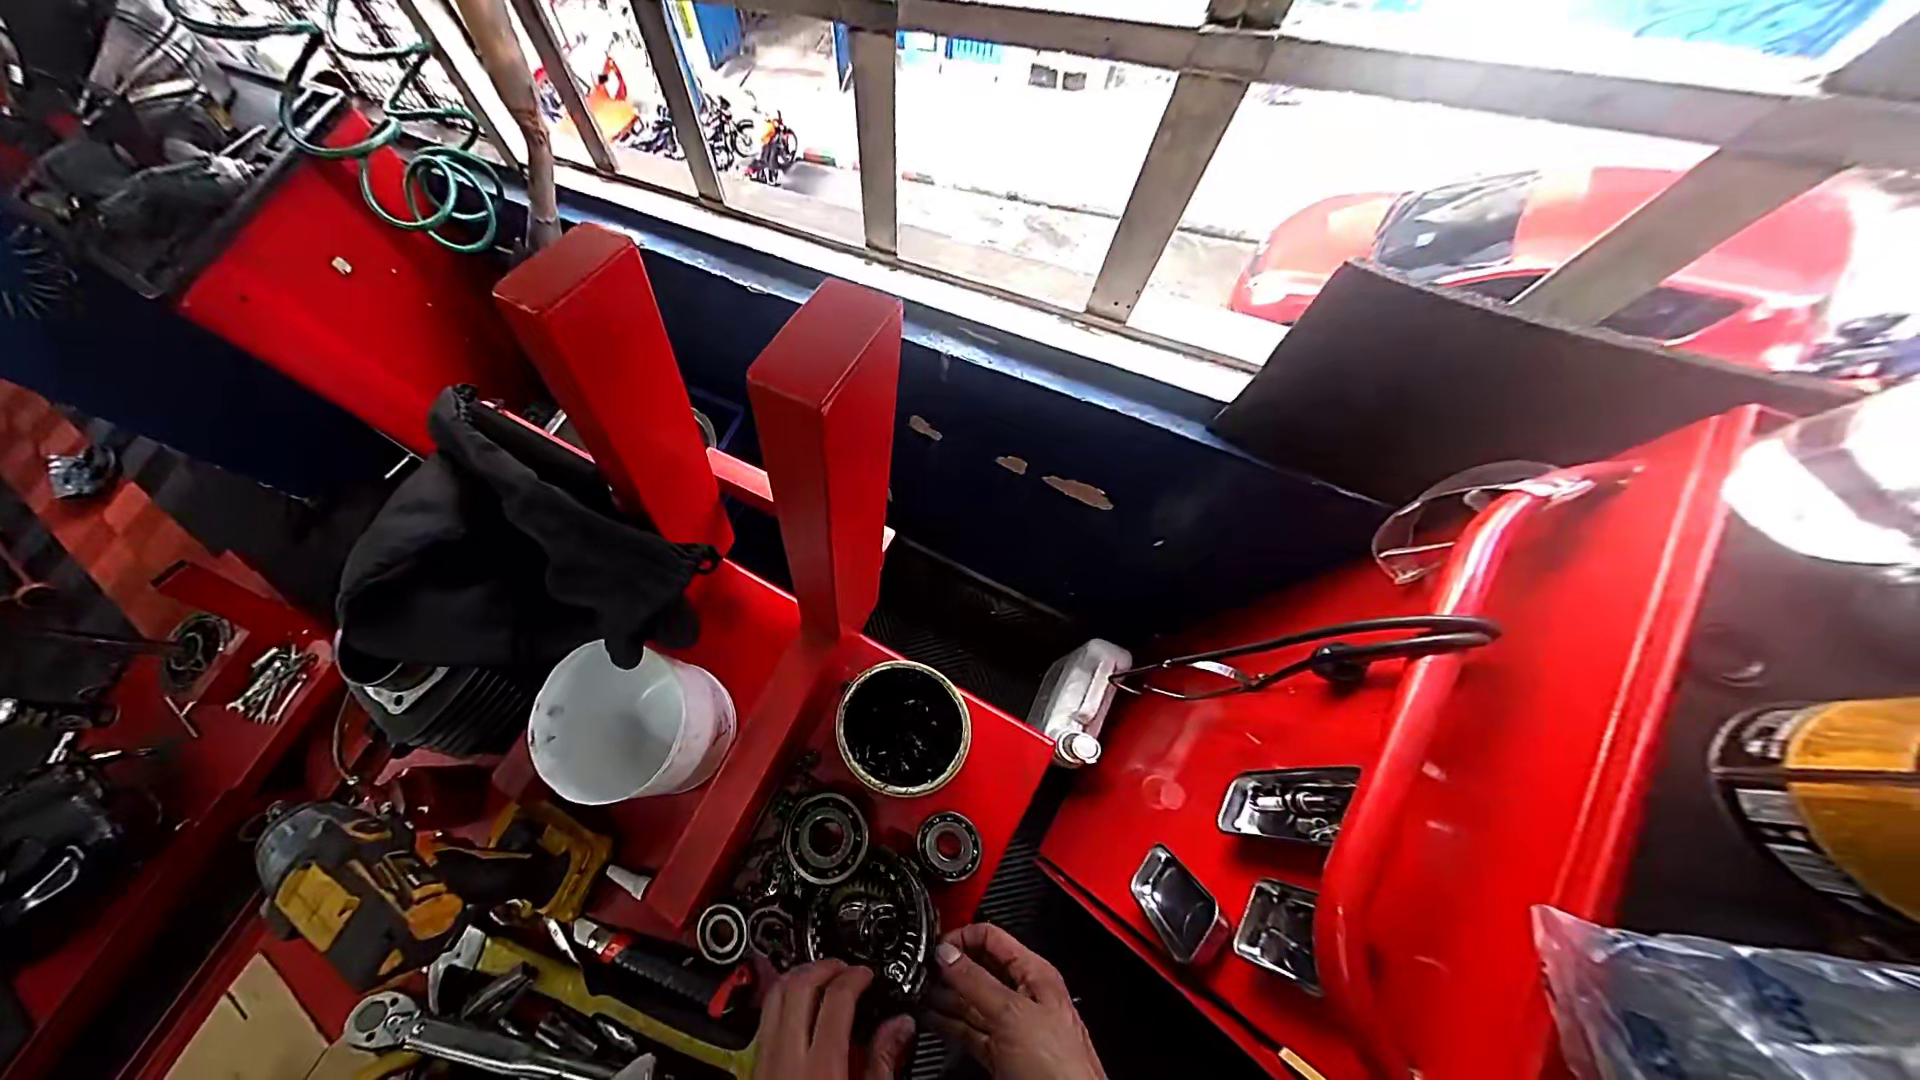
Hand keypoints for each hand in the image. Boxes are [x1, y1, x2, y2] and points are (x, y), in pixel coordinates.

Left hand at [751, 960, 916, 1079]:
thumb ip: (882, 1063)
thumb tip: (900, 1026)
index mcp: (821, 1069)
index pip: (836, 998)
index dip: (856, 975)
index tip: (867, 975)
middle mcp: (786, 1060)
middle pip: (799, 985)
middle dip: (825, 966)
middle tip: (845, 969)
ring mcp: (763, 1065)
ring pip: (775, 997)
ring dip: (799, 977)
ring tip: (821, 978)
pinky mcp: (752, 1074)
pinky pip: (764, 1022)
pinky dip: (782, 1002)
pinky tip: (799, 1011)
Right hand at [925, 924, 1105, 1079]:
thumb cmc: (1062, 1070)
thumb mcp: (1012, 1014)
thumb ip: (977, 981)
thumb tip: (948, 954)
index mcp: (1035, 974)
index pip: (992, 938)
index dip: (963, 938)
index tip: (937, 948)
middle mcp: (1024, 997)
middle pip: (980, 969)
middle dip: (950, 968)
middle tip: (923, 970)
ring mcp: (1012, 1028)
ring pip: (972, 1002)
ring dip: (945, 995)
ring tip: (919, 991)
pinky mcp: (1002, 1057)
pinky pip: (970, 1030)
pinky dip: (949, 1024)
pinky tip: (931, 1018)